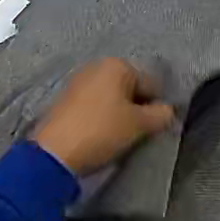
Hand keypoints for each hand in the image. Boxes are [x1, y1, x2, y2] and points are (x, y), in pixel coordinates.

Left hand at [30, 58, 175, 175]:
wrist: (52, 155)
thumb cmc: (102, 131)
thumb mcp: (140, 124)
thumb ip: (162, 114)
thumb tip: (167, 111)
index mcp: (117, 65)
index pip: (151, 85)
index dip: (155, 107)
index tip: (150, 127)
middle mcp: (96, 67)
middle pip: (130, 89)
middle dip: (136, 108)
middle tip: (134, 132)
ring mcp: (76, 82)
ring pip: (111, 98)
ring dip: (118, 114)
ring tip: (115, 136)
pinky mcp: (62, 100)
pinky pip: (93, 105)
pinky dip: (100, 117)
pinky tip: (98, 134)